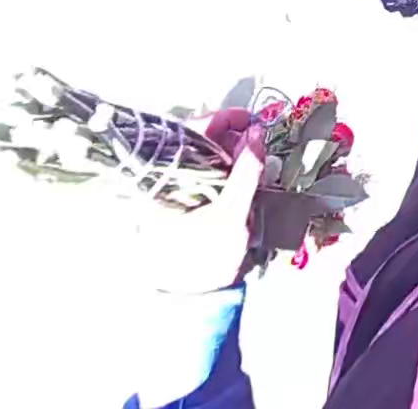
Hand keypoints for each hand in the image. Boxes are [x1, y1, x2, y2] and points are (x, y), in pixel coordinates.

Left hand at [131, 107, 265, 293]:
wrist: (195, 300)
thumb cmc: (205, 258)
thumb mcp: (232, 213)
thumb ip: (246, 171)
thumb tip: (256, 131)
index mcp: (161, 187)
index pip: (186, 136)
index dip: (220, 120)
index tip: (249, 118)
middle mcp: (163, 185)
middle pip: (195, 142)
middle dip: (230, 133)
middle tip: (256, 136)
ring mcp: (174, 194)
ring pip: (203, 155)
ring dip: (232, 148)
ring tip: (254, 154)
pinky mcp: (187, 202)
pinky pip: (207, 171)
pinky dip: (228, 164)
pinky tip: (244, 169)